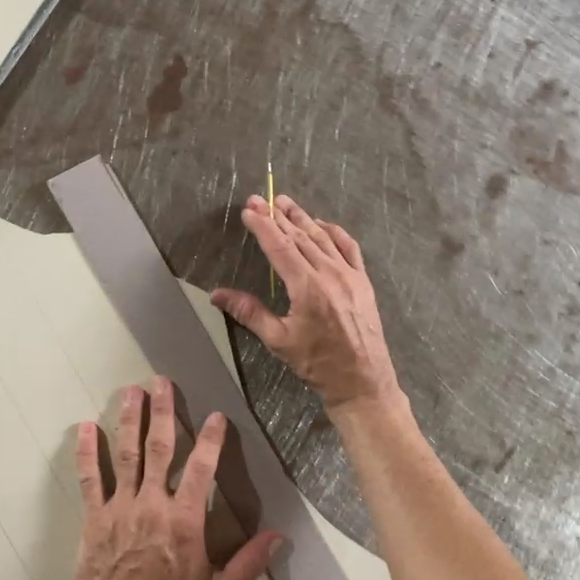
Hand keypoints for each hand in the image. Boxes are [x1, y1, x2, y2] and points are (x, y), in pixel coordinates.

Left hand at [72, 377, 282, 579]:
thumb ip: (249, 564)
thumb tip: (280, 537)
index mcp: (185, 520)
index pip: (201, 469)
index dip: (211, 440)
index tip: (216, 415)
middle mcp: (152, 505)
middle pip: (159, 448)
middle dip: (163, 412)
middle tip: (162, 381)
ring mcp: (120, 508)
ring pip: (126, 454)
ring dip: (129, 420)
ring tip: (131, 391)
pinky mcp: (94, 517)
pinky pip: (90, 479)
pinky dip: (87, 452)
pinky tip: (85, 427)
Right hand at [211, 195, 403, 412]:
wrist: (362, 381)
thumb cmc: (318, 364)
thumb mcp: (279, 341)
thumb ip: (249, 312)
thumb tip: (216, 295)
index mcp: (308, 287)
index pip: (280, 247)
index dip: (263, 226)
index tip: (249, 209)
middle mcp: (330, 274)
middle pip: (300, 236)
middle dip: (278, 216)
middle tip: (261, 199)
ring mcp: (350, 275)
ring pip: (323, 238)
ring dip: (303, 218)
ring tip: (286, 202)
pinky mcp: (363, 281)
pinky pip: (349, 248)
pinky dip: (334, 232)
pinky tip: (323, 224)